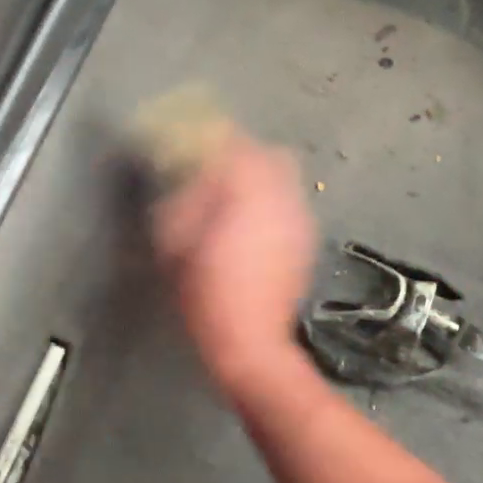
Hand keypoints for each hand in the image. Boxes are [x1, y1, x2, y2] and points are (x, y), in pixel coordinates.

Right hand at [150, 135, 316, 393]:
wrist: (250, 343)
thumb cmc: (206, 295)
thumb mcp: (176, 244)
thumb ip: (183, 201)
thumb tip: (187, 178)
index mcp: (246, 194)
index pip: (235, 145)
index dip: (213, 139)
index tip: (195, 141)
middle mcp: (282, 200)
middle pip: (270, 155)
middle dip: (244, 155)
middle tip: (217, 168)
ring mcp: (300, 221)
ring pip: (285, 179)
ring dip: (259, 179)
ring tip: (234, 196)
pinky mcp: (306, 242)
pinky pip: (290, 205)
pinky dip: (271, 203)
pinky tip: (252, 225)